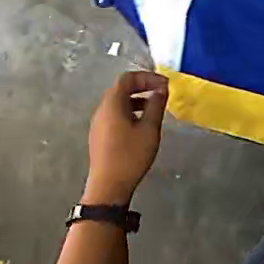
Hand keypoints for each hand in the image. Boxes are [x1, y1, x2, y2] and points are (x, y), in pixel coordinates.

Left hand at [82, 70, 169, 205]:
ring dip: (136, 100)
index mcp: (112, 103)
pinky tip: (141, 124)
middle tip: (161, 92)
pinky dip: (129, 111)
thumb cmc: (130, 156)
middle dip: (142, 86)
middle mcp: (102, 109)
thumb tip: (161, 89)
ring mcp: (98, 122)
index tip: (164, 84)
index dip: (147, 77)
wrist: (108, 186)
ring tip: (154, 108)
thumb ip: (156, 105)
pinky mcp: (99, 135)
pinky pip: (114, 114)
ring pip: (118, 102)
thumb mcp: (149, 129)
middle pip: (121, 88)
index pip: (128, 78)